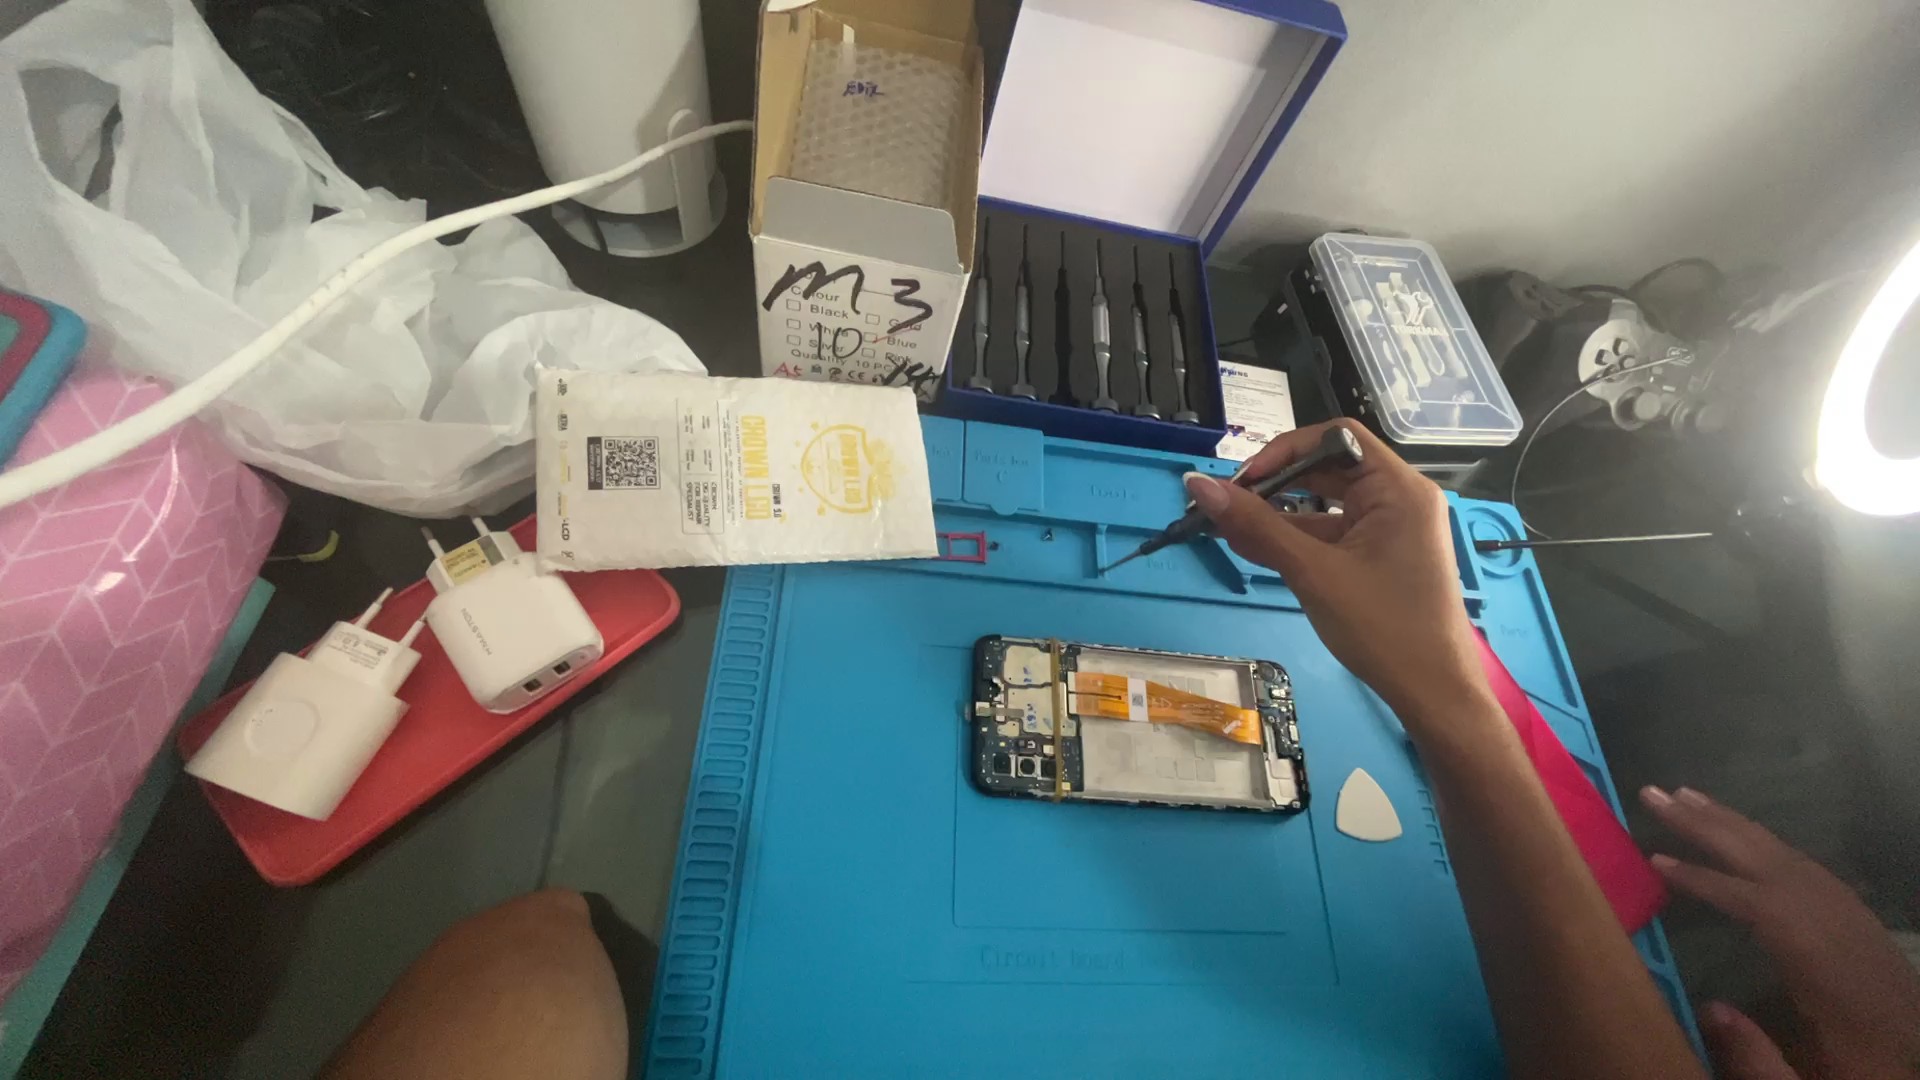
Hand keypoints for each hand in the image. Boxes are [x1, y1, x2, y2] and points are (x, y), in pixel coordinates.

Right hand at [1183, 419, 1488, 722]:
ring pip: (1321, 504)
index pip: (1334, 439)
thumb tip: (1198, 485)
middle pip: (1324, 470)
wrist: (1431, 692)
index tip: (1242, 482)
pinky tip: (1252, 549)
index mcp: (1398, 489)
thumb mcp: (1312, 571)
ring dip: (1275, 516)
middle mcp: (1397, 499)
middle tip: (1226, 505)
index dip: (1283, 452)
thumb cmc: (1382, 626)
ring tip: (1227, 530)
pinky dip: (1291, 539)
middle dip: (1272, 485)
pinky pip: (1327, 533)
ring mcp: (1387, 528)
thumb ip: (1254, 525)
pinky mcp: (1376, 555)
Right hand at [1641, 785, 1919, 1079]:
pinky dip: (1767, 844)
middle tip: (1653, 793)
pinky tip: (1739, 833)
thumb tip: (1705, 1007)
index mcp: (1834, 982)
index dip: (1706, 882)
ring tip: (1684, 795)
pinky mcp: (1862, 930)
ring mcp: (1860, 931)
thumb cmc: (1861, 1076)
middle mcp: (1849, 941)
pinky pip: (1812, 873)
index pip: (1765, 912)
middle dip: (1713, 828)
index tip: (1651, 859)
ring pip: (1794, 863)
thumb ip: (1760, 1059)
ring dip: (1734, 826)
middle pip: (1777, 870)